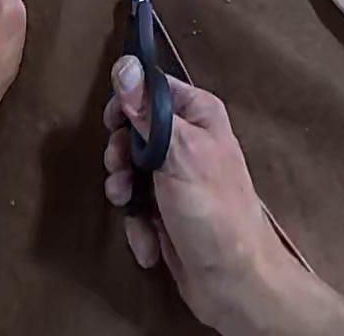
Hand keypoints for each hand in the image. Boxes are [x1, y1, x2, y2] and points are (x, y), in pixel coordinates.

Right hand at [102, 59, 343, 335]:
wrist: (232, 281)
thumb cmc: (212, 207)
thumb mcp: (177, 152)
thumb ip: (147, 111)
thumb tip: (125, 64)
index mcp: (198, 112)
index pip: (152, 89)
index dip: (127, 102)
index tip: (111, 123)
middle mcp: (188, 138)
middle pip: (136, 131)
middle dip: (122, 155)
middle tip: (120, 171)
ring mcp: (177, 176)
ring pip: (132, 171)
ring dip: (126, 193)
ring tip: (133, 208)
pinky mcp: (168, 210)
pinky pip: (138, 205)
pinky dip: (140, 224)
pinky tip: (152, 238)